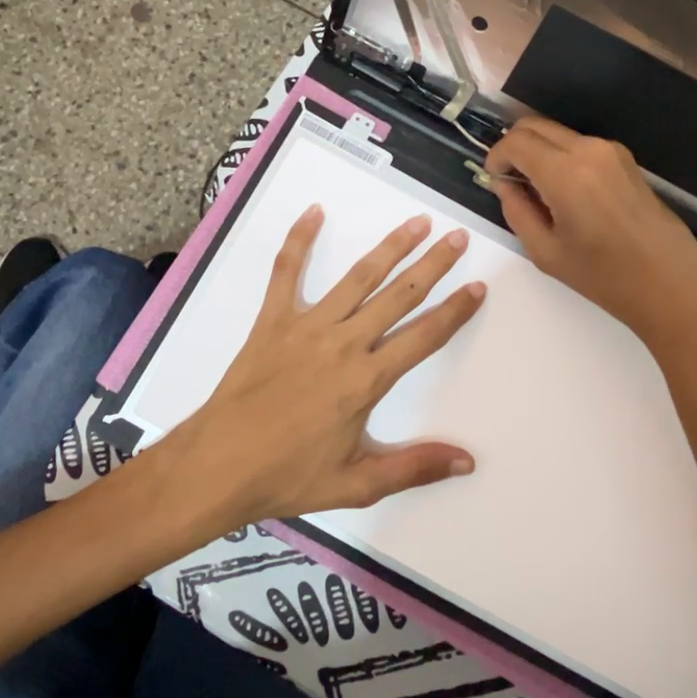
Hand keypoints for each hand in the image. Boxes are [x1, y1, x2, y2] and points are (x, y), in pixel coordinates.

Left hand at [160, 206, 485, 526]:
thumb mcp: (358, 484)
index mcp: (367, 380)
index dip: (455, 310)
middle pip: (399, 296)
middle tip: (457, 237)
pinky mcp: (272, 320)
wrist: (219, 465)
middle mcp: (343, 343)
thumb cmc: (289, 477)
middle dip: (433, 265)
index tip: (478, 286)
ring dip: (389, 247)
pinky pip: (287, 272)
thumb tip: (468, 461)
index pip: (425, 336)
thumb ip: (415, 468)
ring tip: (416, 222)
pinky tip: (314, 213)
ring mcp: (306, 326)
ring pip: (357, 277)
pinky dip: (299, 240)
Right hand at [484, 117, 696, 346]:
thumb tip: (505, 186)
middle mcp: (589, 149)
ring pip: (558, 133)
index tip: (494, 180)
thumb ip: (517, 211)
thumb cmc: (606, 278)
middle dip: (514, 147)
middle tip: (510, 181)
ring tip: (538, 193)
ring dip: (539, 152)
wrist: (672, 286)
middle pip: (535, 126)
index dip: (496, 157)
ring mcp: (612, 151)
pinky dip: (561, 157)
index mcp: (566, 172)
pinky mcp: (627, 160)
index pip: (516, 141)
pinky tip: (566, 195)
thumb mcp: (546, 252)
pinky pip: (581, 145)